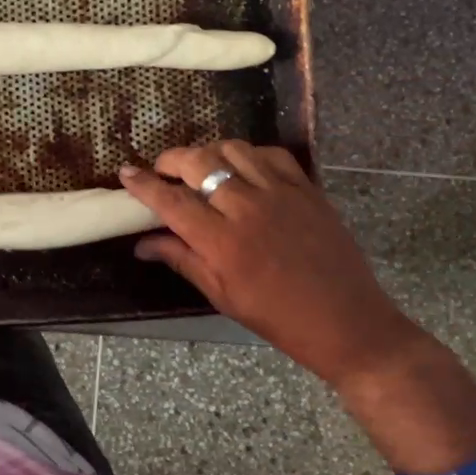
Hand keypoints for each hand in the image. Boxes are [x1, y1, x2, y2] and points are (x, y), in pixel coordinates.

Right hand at [120, 141, 427, 388]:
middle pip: (197, 162)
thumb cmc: (278, 318)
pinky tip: (242, 169)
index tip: (125, 173)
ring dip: (208, 153)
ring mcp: (281, 194)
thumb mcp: (222, 295)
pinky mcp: (307, 189)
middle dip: (171, 160)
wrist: (350, 324)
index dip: (143, 184)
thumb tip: (141, 243)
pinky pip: (270, 154)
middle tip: (162, 171)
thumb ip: (181, 259)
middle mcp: (248, 209)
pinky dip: (248, 154)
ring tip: (201, 168)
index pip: (170, 200)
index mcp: (223, 242)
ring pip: (232, 149)